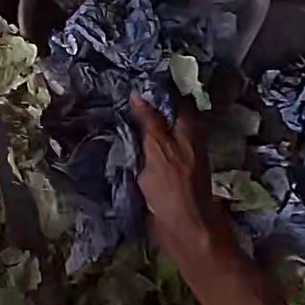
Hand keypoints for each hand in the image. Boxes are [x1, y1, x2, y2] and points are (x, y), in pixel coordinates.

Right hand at [130, 95, 225, 263]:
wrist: (183, 227)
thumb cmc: (172, 184)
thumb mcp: (157, 146)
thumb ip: (148, 120)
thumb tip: (137, 93)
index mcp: (189, 126)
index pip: (175, 96)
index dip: (157, 87)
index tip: (135, 78)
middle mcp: (185, 137)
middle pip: (165, 114)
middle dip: (145, 105)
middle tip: (118, 94)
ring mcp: (176, 155)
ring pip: (157, 132)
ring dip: (140, 125)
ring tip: (115, 113)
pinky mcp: (166, 172)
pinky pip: (151, 150)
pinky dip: (139, 144)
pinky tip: (121, 140)